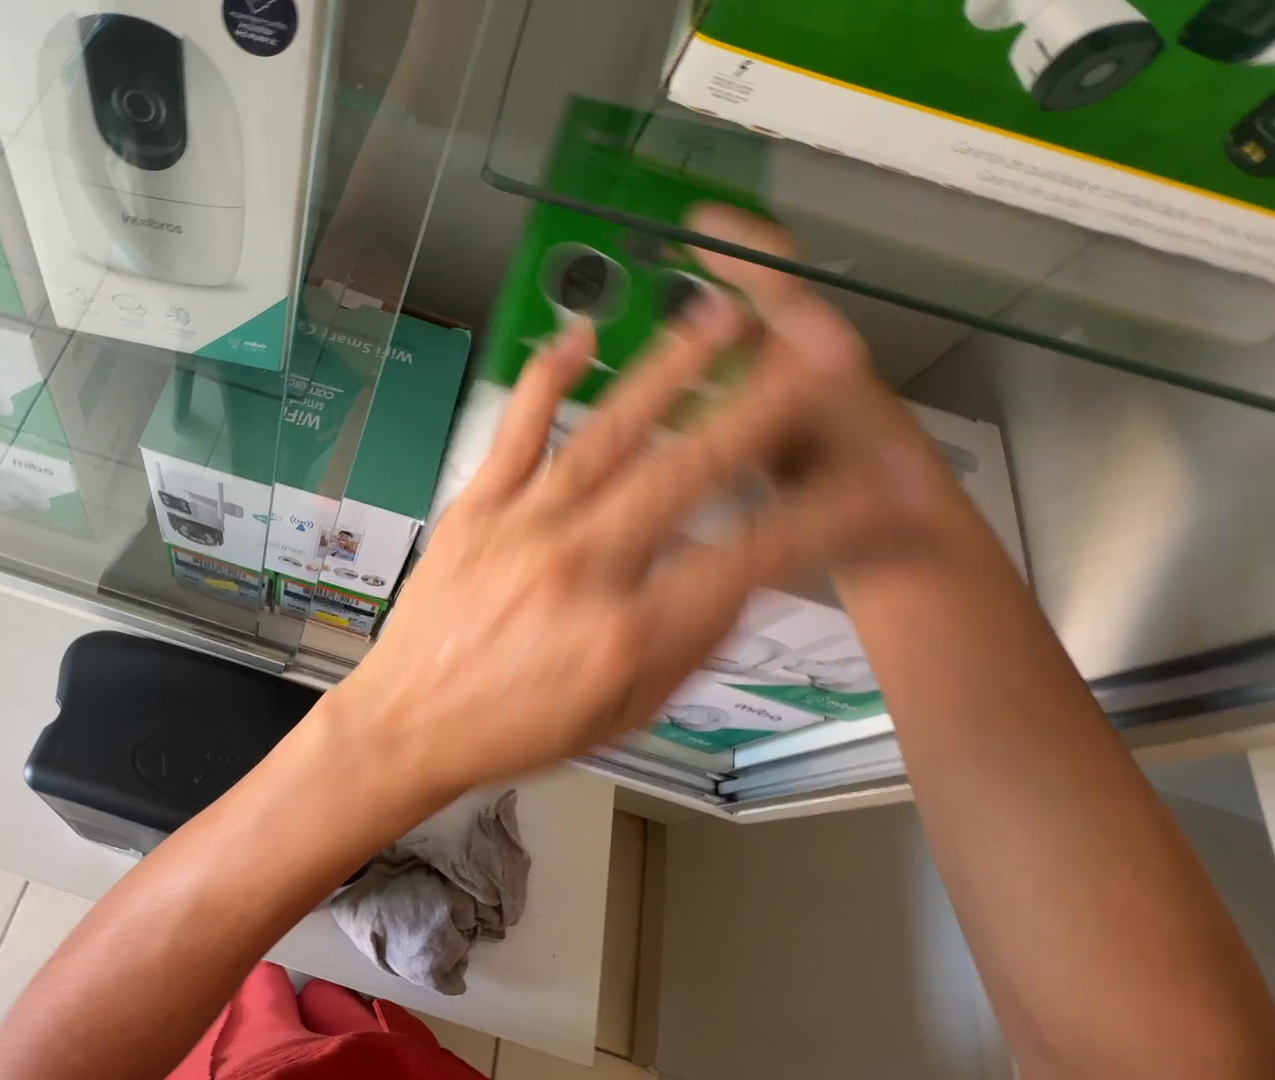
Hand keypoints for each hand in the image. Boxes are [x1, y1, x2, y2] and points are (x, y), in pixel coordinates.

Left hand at [327, 206, 959, 793]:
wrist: (408, 724)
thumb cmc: (515, 730)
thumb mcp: (623, 714)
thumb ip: (687, 644)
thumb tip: (739, 576)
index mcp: (629, 632)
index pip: (754, 557)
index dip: (834, 516)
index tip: (888, 482)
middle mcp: (581, 566)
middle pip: (688, 471)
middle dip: (766, 404)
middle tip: (822, 350)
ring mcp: (522, 526)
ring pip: (607, 434)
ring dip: (669, 370)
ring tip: (719, 314)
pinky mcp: (473, 508)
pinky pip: (514, 432)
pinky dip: (546, 381)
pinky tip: (579, 337)